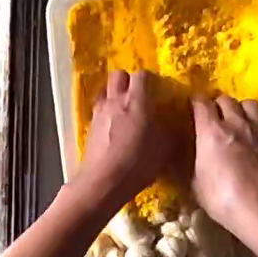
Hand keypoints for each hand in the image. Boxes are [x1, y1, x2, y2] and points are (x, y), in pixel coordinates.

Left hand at [76, 70, 169, 203]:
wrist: (103, 182)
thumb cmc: (137, 163)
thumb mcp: (163, 147)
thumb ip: (167, 127)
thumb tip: (168, 120)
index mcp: (136, 101)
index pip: (142, 75)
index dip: (150, 79)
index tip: (157, 90)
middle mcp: (114, 101)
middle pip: (118, 75)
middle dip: (128, 80)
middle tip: (139, 95)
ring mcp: (99, 113)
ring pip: (105, 92)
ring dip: (114, 95)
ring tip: (125, 111)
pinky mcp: (89, 127)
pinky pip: (98, 110)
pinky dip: (106, 113)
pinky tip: (114, 128)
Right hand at [191, 95, 257, 253]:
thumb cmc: (222, 199)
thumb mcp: (195, 184)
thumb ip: (191, 163)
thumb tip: (184, 157)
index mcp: (211, 131)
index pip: (200, 103)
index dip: (194, 102)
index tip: (191, 107)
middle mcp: (236, 123)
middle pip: (226, 99)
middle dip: (217, 104)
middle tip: (213, 117)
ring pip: (249, 104)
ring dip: (240, 109)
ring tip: (237, 121)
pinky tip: (256, 136)